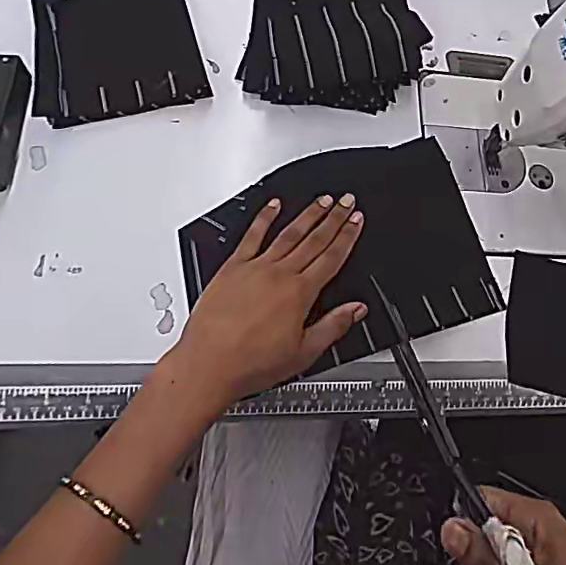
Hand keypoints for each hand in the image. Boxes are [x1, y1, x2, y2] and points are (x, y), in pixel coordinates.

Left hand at [160, 195, 365, 410]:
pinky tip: (273, 206)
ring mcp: (255, 268)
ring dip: (307, 215)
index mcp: (299, 294)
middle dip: (334, 218)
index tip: (356, 221)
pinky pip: (252, 236)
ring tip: (321, 201)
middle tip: (346, 202)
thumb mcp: (303, 353)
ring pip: (288, 233)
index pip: (331, 258)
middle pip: (314, 240)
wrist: (209, 363)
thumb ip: (333, 326)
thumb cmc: (250, 362)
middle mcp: (279, 275)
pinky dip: (264, 218)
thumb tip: (355, 310)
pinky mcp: (232, 268)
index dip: (347, 237)